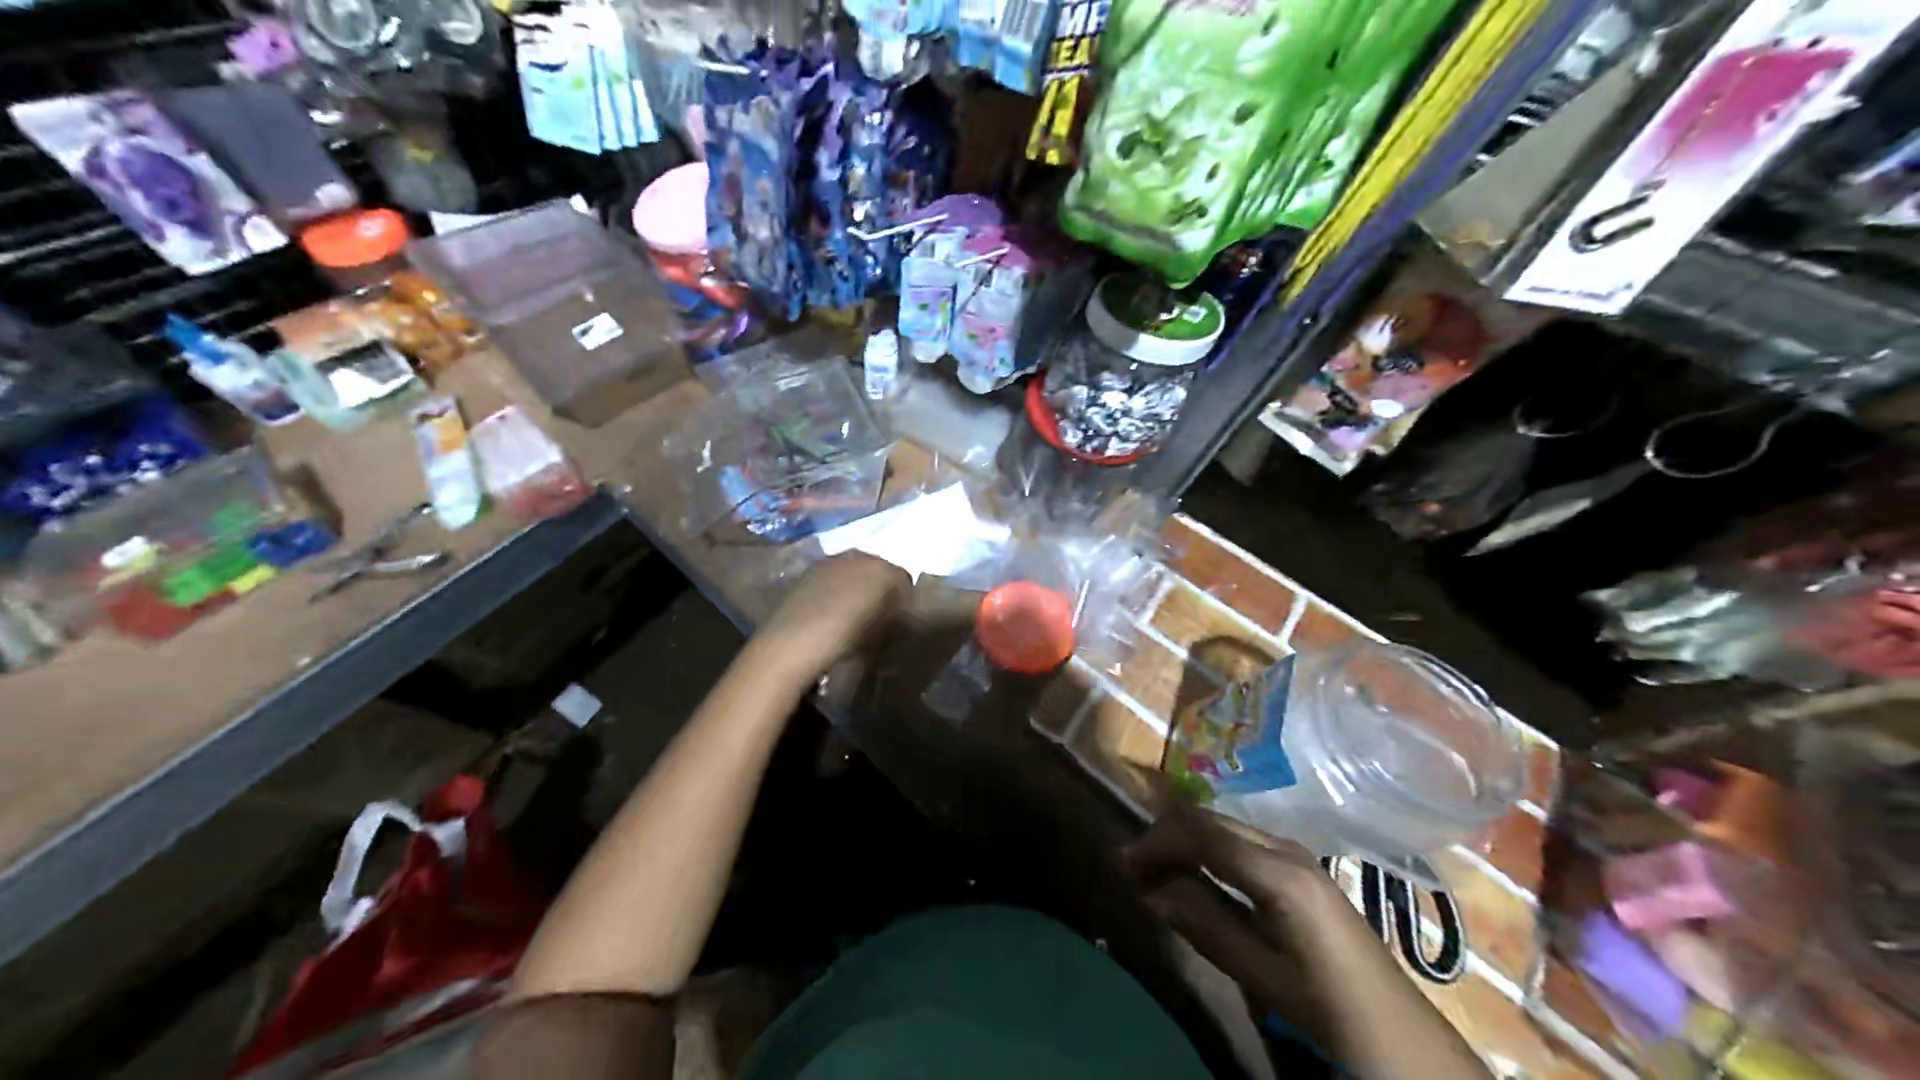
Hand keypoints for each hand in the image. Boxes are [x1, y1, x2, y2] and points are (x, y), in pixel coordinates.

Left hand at [753, 553, 908, 683]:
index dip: (904, 602)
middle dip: (880, 592)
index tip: (899, 623)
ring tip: (851, 620)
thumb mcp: (884, 635)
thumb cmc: (846, 641)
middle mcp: (857, 556)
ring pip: (853, 574)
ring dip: (856, 591)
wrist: (790, 646)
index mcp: (883, 567)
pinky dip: (834, 593)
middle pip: (878, 572)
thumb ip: (900, 618)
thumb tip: (903, 615)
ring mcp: (828, 563)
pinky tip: (828, 617)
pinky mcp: (805, 574)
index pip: (904, 580)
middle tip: (877, 621)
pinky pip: (831, 580)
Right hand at [1128, 810, 1489, 1079]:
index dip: (1156, 842)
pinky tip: (1193, 874)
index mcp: (1278, 873)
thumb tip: (1148, 887)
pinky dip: (1206, 848)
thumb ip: (1201, 920)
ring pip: (1222, 824)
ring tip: (1156, 872)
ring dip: (1184, 841)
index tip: (1125, 863)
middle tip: (1134, 869)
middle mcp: (1284, 846)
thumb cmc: (1320, 1000)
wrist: (1388, 1021)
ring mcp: (1293, 850)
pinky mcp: (1296, 862)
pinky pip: (1238, 839)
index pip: (1202, 832)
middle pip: (1210, 819)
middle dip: (1165, 837)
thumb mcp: (1255, 970)